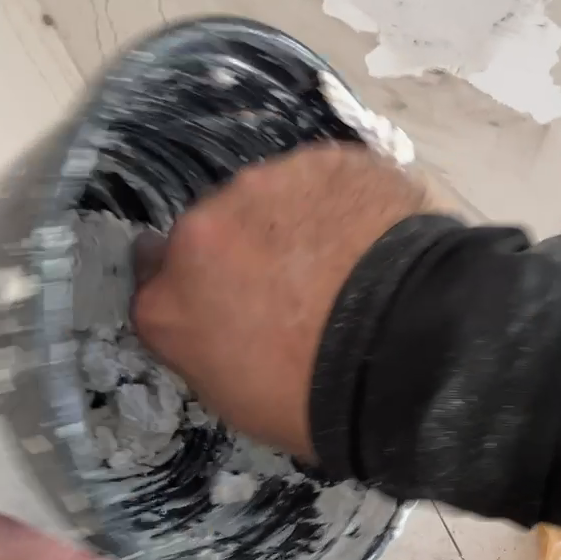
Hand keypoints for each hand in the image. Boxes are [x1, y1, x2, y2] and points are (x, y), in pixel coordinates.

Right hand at [132, 143, 426, 458]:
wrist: (404, 352)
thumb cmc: (315, 399)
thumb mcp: (237, 399)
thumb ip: (205, 347)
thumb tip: (215, 319)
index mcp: (167, 304)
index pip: (155, 280)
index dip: (191, 287)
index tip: (221, 296)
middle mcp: (198, 231)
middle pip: (210, 233)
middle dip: (240, 252)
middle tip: (293, 286)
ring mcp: (261, 187)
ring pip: (265, 201)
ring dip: (288, 223)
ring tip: (340, 261)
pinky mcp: (321, 160)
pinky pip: (321, 182)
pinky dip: (338, 204)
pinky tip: (370, 236)